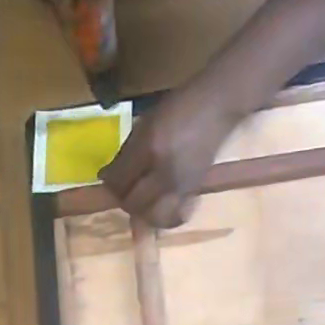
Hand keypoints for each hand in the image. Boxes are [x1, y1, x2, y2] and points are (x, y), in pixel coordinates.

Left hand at [99, 81, 243, 228]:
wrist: (217, 106)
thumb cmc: (179, 106)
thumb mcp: (146, 123)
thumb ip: (127, 152)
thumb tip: (107, 175)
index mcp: (150, 149)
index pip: (119, 181)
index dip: (109, 184)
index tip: (108, 179)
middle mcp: (164, 172)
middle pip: (133, 203)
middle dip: (124, 200)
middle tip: (123, 190)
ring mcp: (181, 185)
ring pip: (153, 217)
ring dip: (143, 214)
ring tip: (141, 203)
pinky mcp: (194, 191)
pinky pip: (175, 216)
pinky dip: (164, 218)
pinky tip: (160, 209)